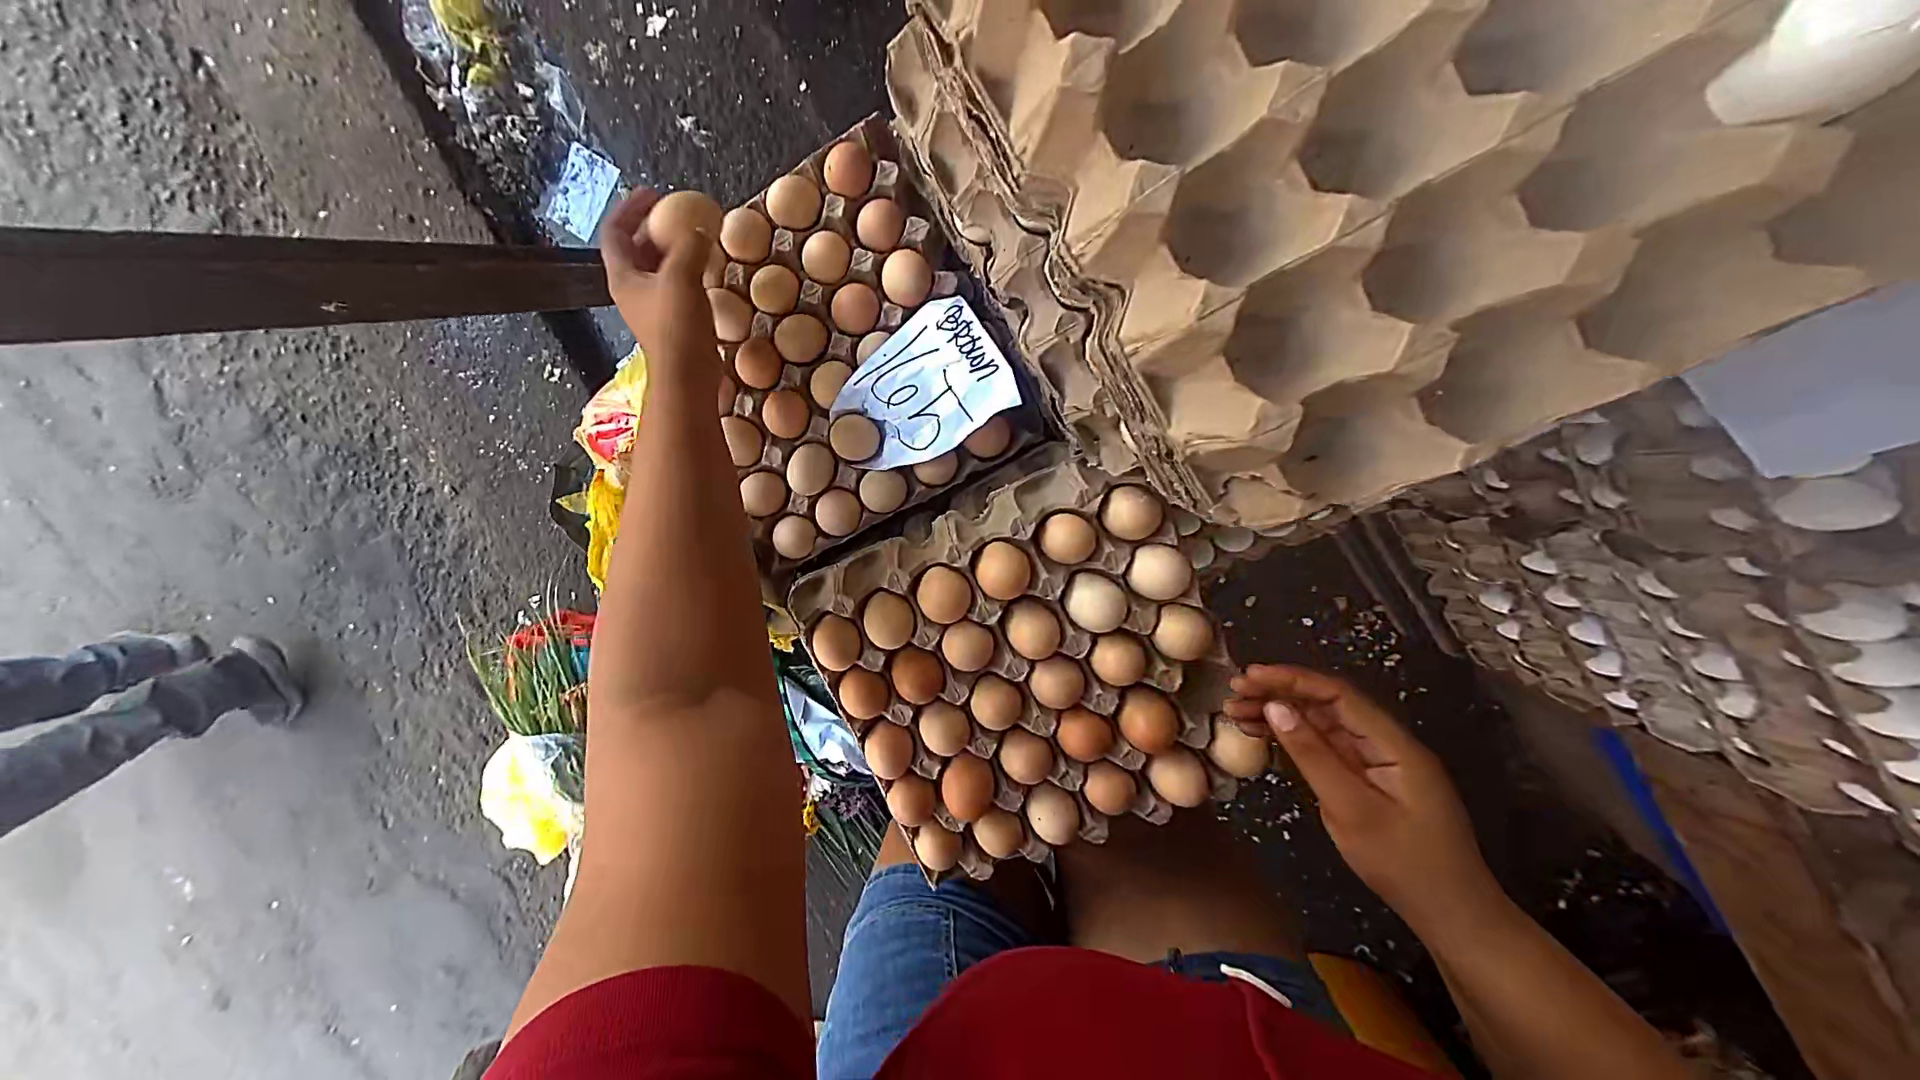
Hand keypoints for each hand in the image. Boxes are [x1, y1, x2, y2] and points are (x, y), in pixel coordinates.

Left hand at [599, 188, 716, 368]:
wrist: (689, 377)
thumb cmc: (677, 327)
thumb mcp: (682, 277)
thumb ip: (690, 247)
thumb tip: (701, 231)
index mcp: (623, 278)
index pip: (615, 233)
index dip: (629, 209)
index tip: (651, 194)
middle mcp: (634, 293)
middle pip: (637, 252)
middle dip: (655, 231)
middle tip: (677, 218)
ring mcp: (654, 311)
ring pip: (659, 272)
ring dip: (675, 254)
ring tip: (696, 242)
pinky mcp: (675, 325)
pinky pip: (679, 290)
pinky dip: (690, 276)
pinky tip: (708, 274)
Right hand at [1224, 664, 1500, 932]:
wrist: (1450, 913)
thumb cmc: (1403, 863)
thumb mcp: (1350, 809)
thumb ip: (1312, 754)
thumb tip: (1275, 707)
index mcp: (1393, 743)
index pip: (1337, 694)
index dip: (1291, 679)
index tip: (1249, 677)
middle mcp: (1385, 742)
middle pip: (1327, 703)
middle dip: (1279, 692)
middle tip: (1234, 692)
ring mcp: (1374, 760)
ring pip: (1321, 722)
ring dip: (1280, 713)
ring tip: (1236, 712)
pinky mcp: (1365, 777)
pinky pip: (1323, 745)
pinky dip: (1291, 737)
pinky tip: (1261, 734)